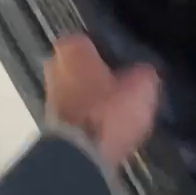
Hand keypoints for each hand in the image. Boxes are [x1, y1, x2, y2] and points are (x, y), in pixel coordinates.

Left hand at [45, 34, 161, 169]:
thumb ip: (145, 72)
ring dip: (96, 97)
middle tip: (127, 88)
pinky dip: (89, 115)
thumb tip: (145, 70)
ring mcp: (50, 89)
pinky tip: (107, 126)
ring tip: (121, 111)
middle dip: (103, 75)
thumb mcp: (141, 88)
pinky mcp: (51, 116)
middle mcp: (55, 61)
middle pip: (85, 64)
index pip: (96, 40)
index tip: (132, 66)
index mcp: (72, 45)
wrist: (80, 154)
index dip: (116, 52)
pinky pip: (77, 109)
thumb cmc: (108, 111)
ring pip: (79, 87)